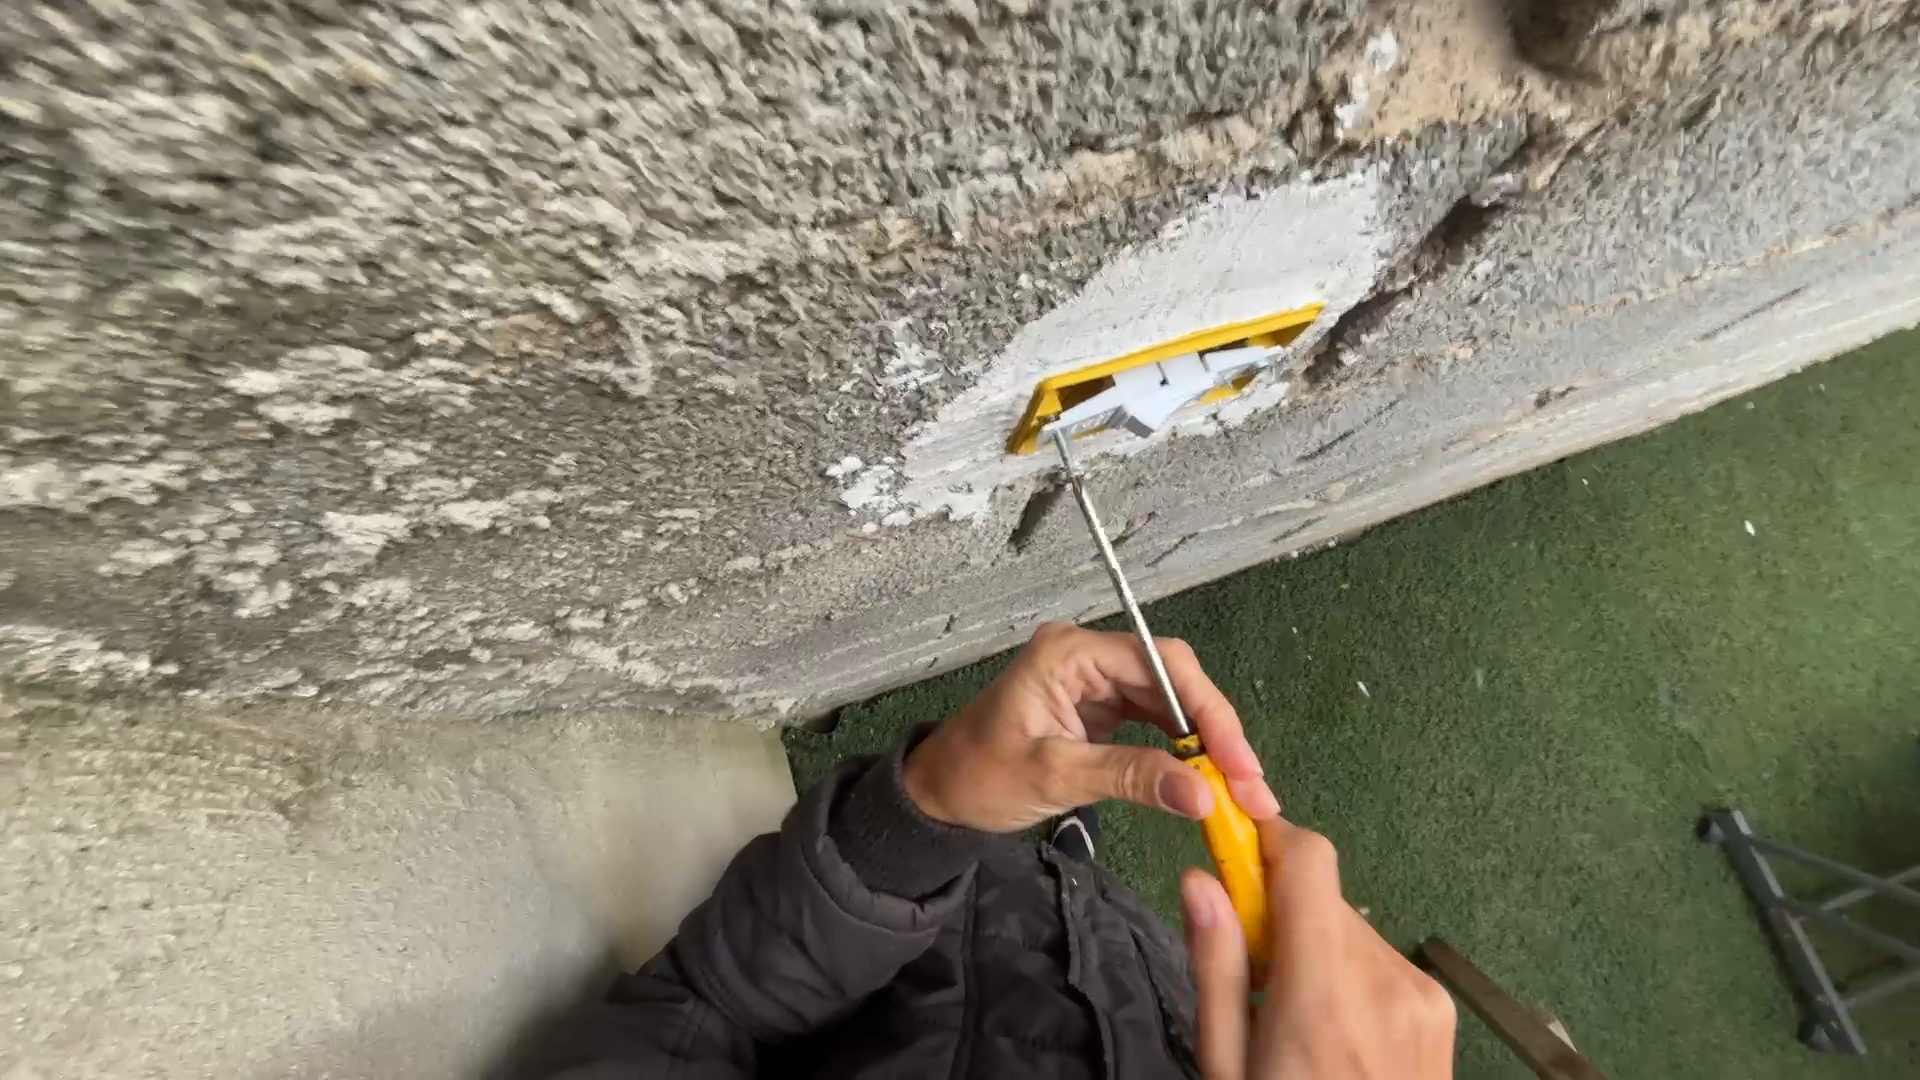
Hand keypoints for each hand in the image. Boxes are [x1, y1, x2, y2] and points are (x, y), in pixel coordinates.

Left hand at [901, 622, 1279, 832]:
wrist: (940, 790)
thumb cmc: (980, 774)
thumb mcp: (1054, 775)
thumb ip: (1129, 777)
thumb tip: (1204, 795)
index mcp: (1069, 652)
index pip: (1158, 663)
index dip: (1208, 709)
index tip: (1240, 764)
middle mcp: (1086, 655)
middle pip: (1171, 679)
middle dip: (1214, 731)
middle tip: (1252, 788)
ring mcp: (1093, 679)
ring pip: (1168, 700)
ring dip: (1204, 744)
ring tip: (1240, 791)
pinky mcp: (1097, 706)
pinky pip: (1151, 719)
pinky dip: (1180, 750)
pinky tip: (1204, 779)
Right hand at [1181, 818, 1455, 1079]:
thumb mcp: (1226, 1063)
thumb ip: (1215, 965)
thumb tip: (1197, 875)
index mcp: (1327, 997)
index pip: (1309, 860)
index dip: (1267, 833)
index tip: (1230, 843)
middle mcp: (1389, 982)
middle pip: (1318, 891)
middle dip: (1276, 903)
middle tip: (1249, 959)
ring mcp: (1424, 997)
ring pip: (1342, 918)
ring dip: (1307, 935)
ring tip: (1291, 1003)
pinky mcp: (1439, 1008)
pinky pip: (1371, 950)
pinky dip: (1339, 961)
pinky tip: (1330, 1020)